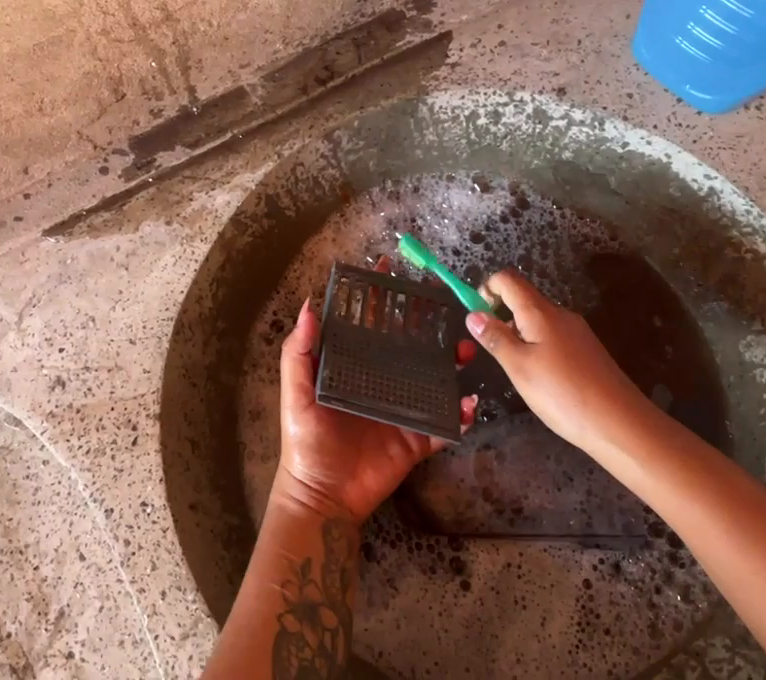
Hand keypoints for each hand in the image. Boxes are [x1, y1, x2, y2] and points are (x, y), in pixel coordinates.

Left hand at [275, 294, 474, 523]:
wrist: (322, 495)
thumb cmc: (305, 441)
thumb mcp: (296, 393)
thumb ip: (299, 352)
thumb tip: (311, 305)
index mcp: (353, 366)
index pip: (368, 323)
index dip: (377, 297)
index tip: (390, 269)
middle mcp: (381, 381)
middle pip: (408, 345)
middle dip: (427, 324)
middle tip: (445, 306)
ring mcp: (402, 409)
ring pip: (434, 379)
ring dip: (451, 362)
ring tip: (465, 351)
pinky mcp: (417, 439)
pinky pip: (445, 425)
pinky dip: (461, 416)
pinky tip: (470, 404)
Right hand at [465, 269, 655, 454]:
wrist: (620, 423)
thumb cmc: (562, 393)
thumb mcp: (519, 368)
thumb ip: (496, 339)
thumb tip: (473, 314)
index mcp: (540, 312)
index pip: (508, 279)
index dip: (487, 289)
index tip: (478, 317)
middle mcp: (560, 314)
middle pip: (524, 299)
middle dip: (501, 316)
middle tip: (495, 353)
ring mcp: (577, 332)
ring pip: (539, 320)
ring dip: (519, 334)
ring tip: (518, 371)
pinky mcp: (587, 350)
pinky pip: (554, 337)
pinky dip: (538, 347)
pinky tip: (543, 379)